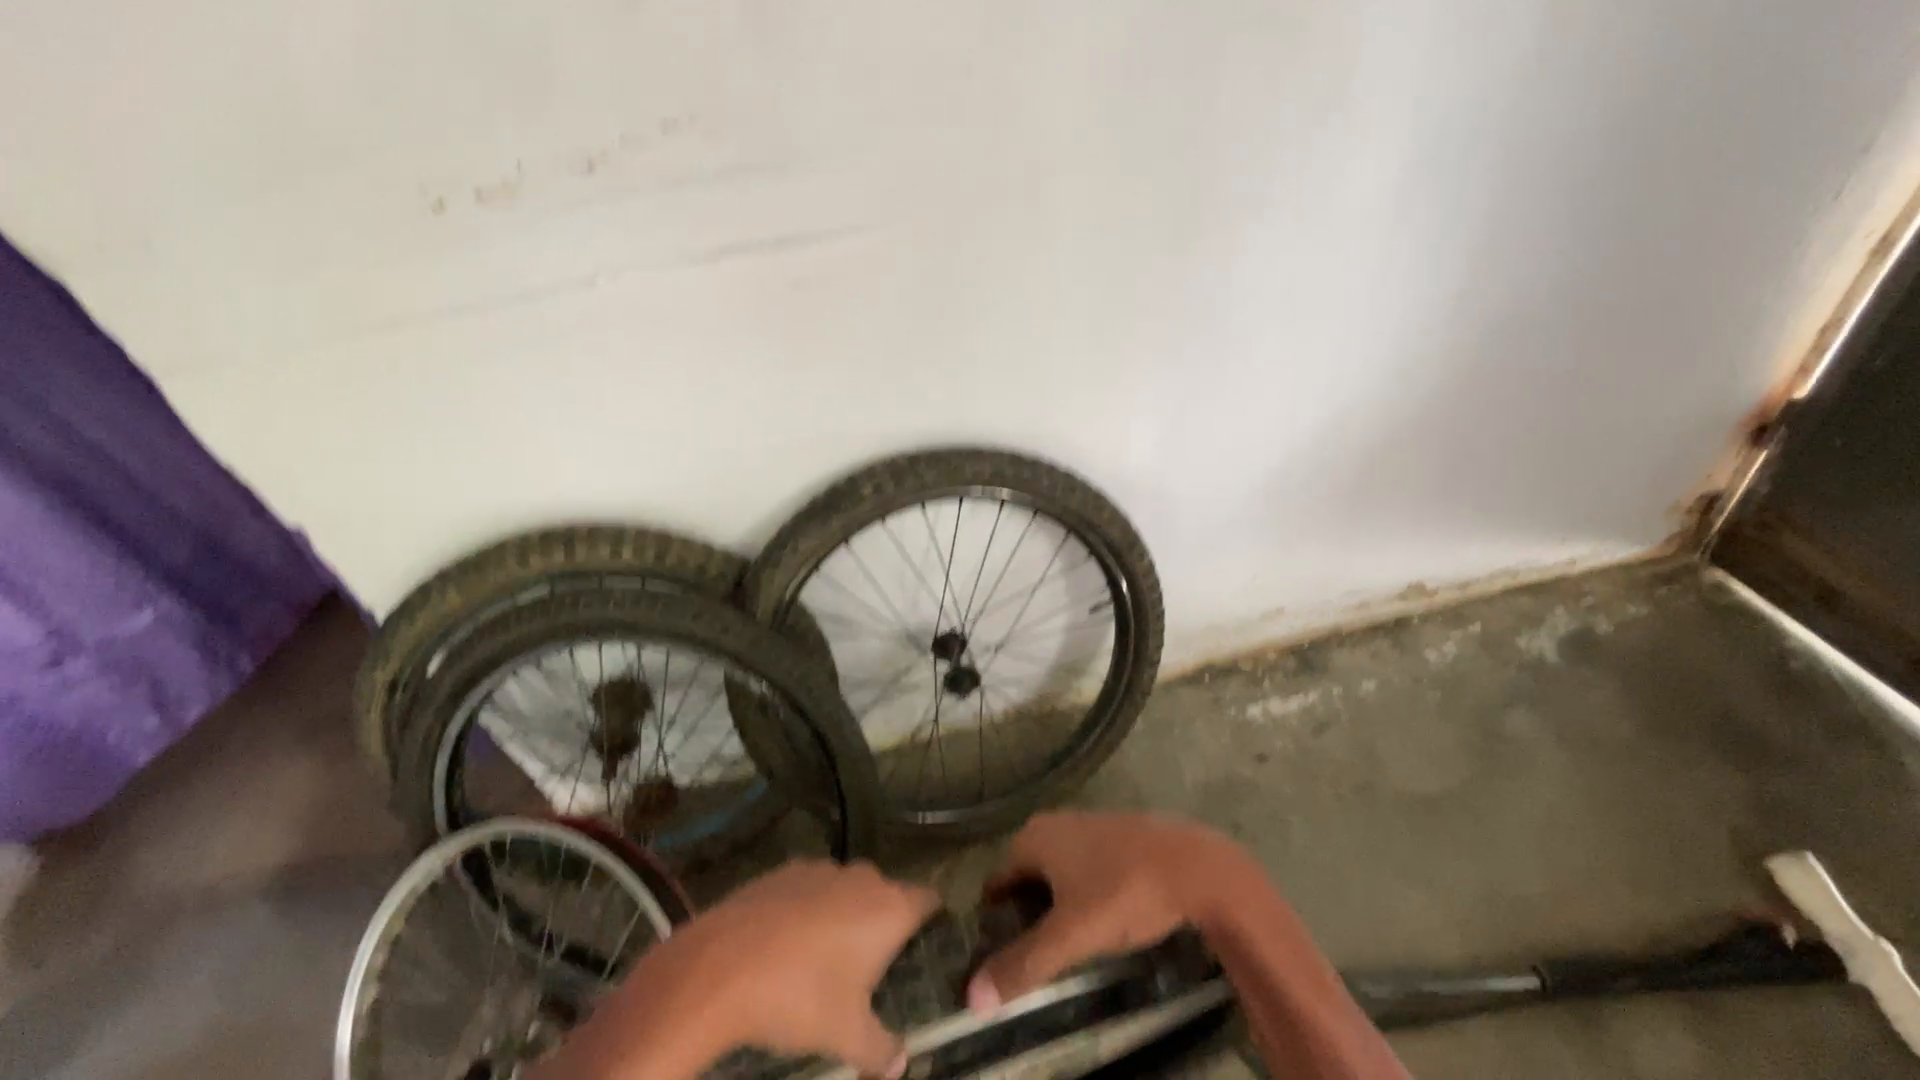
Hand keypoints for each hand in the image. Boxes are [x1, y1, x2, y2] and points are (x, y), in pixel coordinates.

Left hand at [616, 860, 937, 1076]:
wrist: (716, 969)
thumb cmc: (798, 998)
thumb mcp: (846, 1036)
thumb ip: (882, 1050)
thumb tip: (899, 1065)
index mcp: (890, 908)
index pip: (930, 900)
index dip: (932, 922)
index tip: (924, 950)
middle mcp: (861, 878)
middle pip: (887, 894)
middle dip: (884, 925)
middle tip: (874, 968)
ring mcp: (818, 869)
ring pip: (846, 890)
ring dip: (844, 915)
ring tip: (825, 959)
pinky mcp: (780, 871)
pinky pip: (809, 889)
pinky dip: (807, 910)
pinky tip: (786, 945)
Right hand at [967, 811, 1258, 1010]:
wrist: (1199, 868)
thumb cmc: (1125, 894)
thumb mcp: (1071, 936)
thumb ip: (1024, 964)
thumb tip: (972, 996)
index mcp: (1034, 838)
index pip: (997, 882)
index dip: (996, 919)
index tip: (1001, 954)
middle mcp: (1057, 823)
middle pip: (1028, 876)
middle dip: (1028, 913)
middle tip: (1036, 954)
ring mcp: (1093, 824)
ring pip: (1062, 871)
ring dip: (1060, 902)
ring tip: (1070, 942)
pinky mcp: (1124, 834)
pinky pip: (1091, 867)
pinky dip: (1088, 891)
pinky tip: (1106, 918)